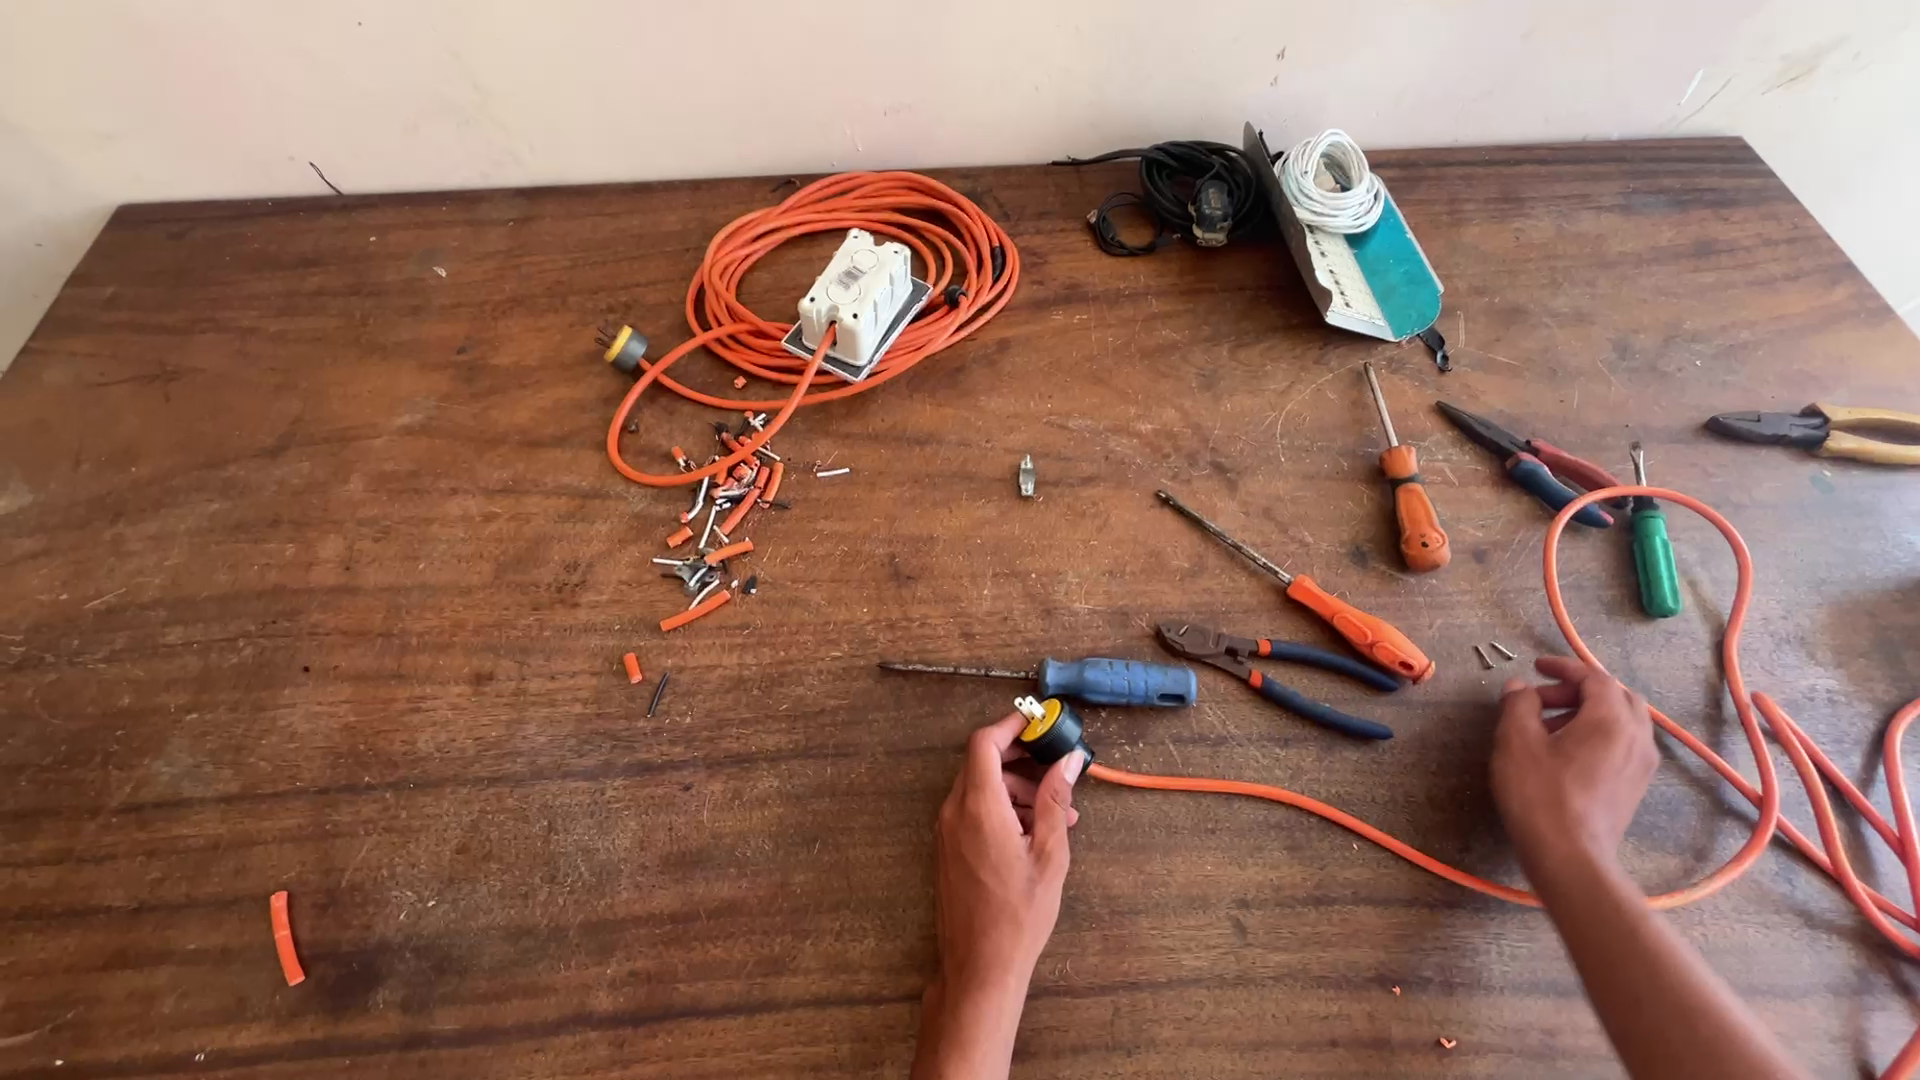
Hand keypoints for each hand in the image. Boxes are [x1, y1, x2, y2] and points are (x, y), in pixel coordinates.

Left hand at [914, 712, 1084, 1078]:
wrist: (979, 967)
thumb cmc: (1018, 915)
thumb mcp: (1048, 854)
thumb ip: (1055, 800)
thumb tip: (1068, 760)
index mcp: (978, 806)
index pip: (984, 743)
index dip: (1011, 725)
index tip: (1039, 722)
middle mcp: (955, 811)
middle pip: (983, 762)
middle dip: (1021, 758)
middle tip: (1055, 768)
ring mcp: (947, 830)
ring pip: (981, 786)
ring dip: (1016, 787)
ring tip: (1055, 812)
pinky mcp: (949, 847)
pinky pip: (974, 809)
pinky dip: (1002, 806)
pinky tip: (1033, 830)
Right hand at [1491, 656, 1656, 876]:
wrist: (1569, 854)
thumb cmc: (1538, 792)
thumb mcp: (1515, 741)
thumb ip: (1518, 705)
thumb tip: (1521, 688)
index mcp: (1610, 721)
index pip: (1594, 678)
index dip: (1564, 667)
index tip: (1536, 666)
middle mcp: (1637, 738)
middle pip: (1617, 696)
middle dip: (1579, 689)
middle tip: (1541, 697)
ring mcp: (1641, 764)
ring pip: (1623, 720)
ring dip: (1588, 711)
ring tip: (1547, 724)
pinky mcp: (1635, 784)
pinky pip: (1623, 742)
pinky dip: (1597, 731)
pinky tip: (1565, 748)